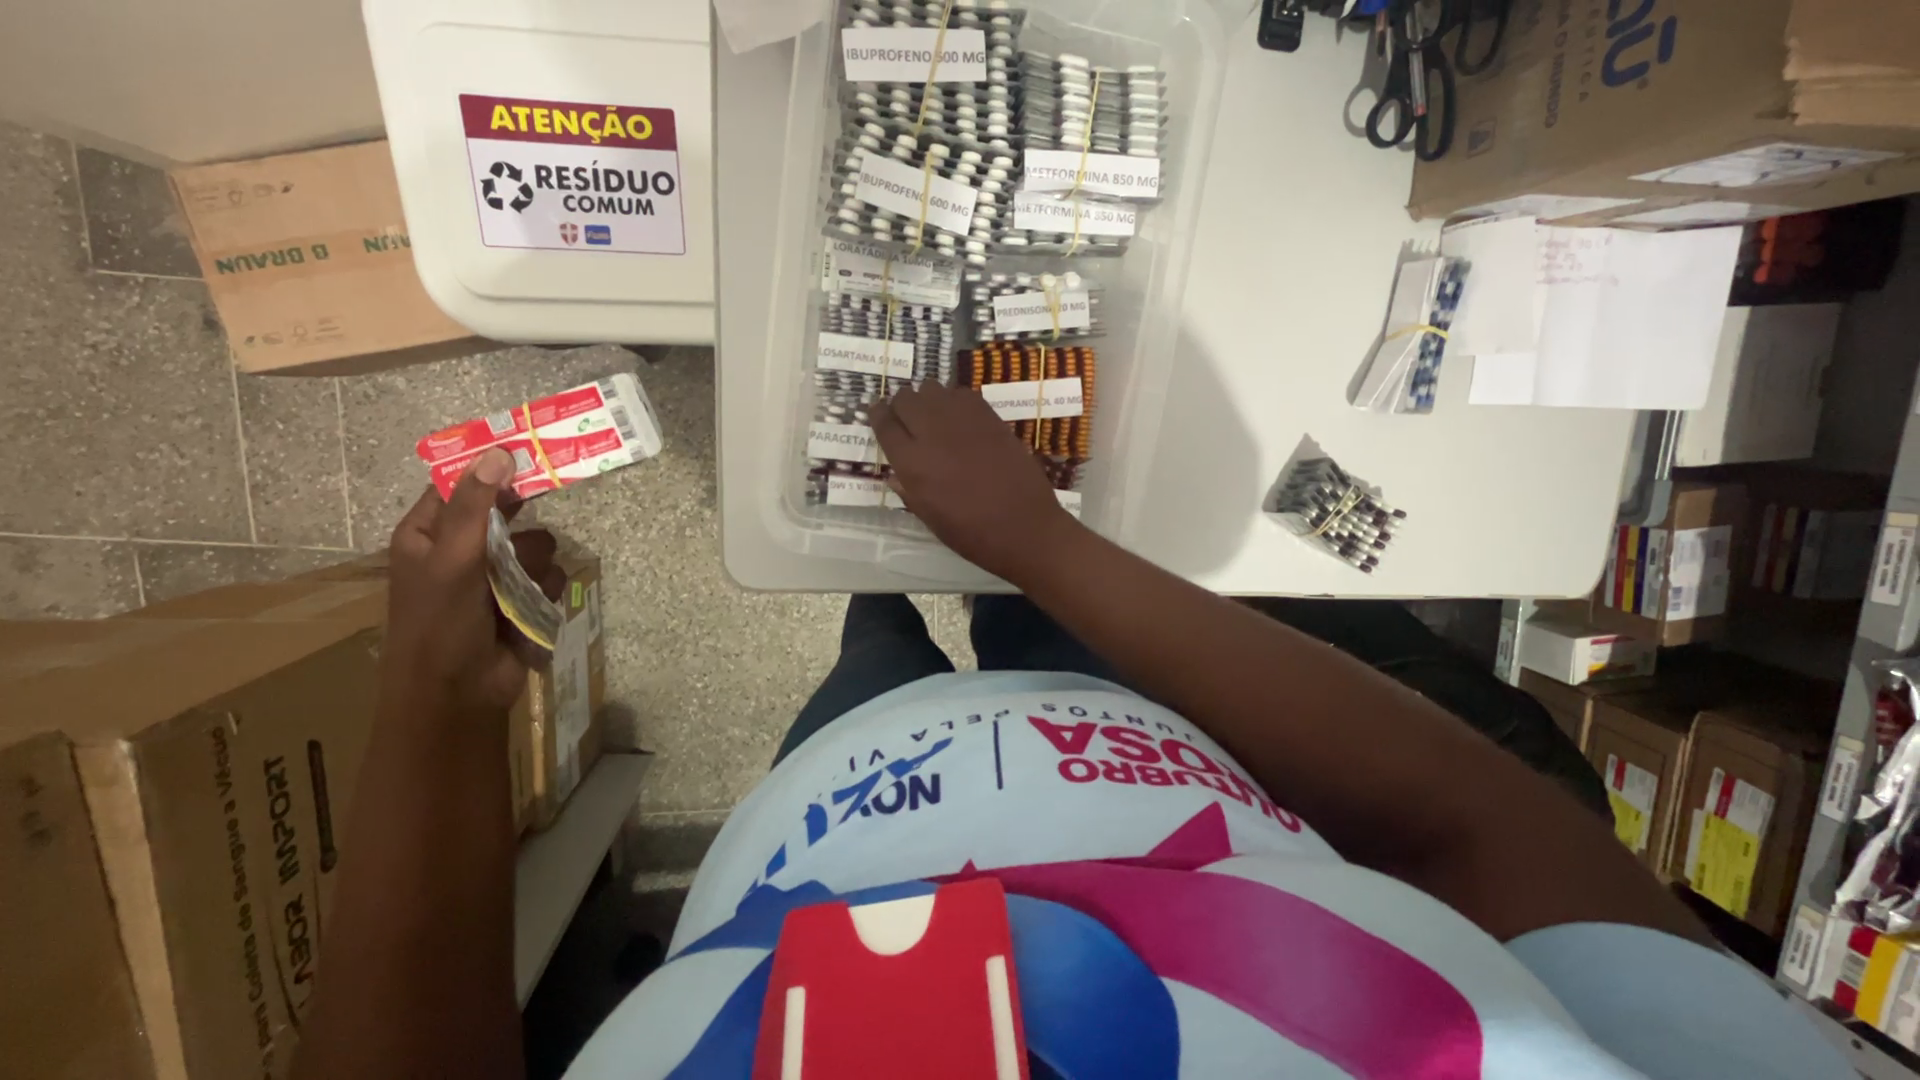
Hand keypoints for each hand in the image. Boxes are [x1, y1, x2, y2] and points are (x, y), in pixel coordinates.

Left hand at [382, 447, 563, 720]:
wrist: (456, 694)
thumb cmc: (439, 623)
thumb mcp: (452, 559)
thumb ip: (477, 506)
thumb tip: (499, 453)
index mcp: (428, 533)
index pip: (461, 484)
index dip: (491, 468)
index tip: (527, 451)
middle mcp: (461, 549)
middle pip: (508, 512)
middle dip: (523, 518)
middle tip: (552, 497)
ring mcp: (494, 576)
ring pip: (537, 545)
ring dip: (533, 565)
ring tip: (518, 590)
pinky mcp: (522, 601)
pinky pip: (549, 576)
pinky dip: (545, 591)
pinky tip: (532, 607)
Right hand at [871, 383, 1081, 579]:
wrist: (1024, 528)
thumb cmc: (972, 534)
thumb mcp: (930, 519)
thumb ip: (909, 491)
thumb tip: (894, 474)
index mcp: (912, 463)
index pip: (884, 424)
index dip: (877, 415)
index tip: (878, 413)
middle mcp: (932, 434)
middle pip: (905, 400)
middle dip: (901, 406)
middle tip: (907, 418)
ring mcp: (963, 421)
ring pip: (932, 389)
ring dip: (927, 399)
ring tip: (933, 415)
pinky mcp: (990, 417)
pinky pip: (962, 394)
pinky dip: (955, 400)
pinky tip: (960, 417)